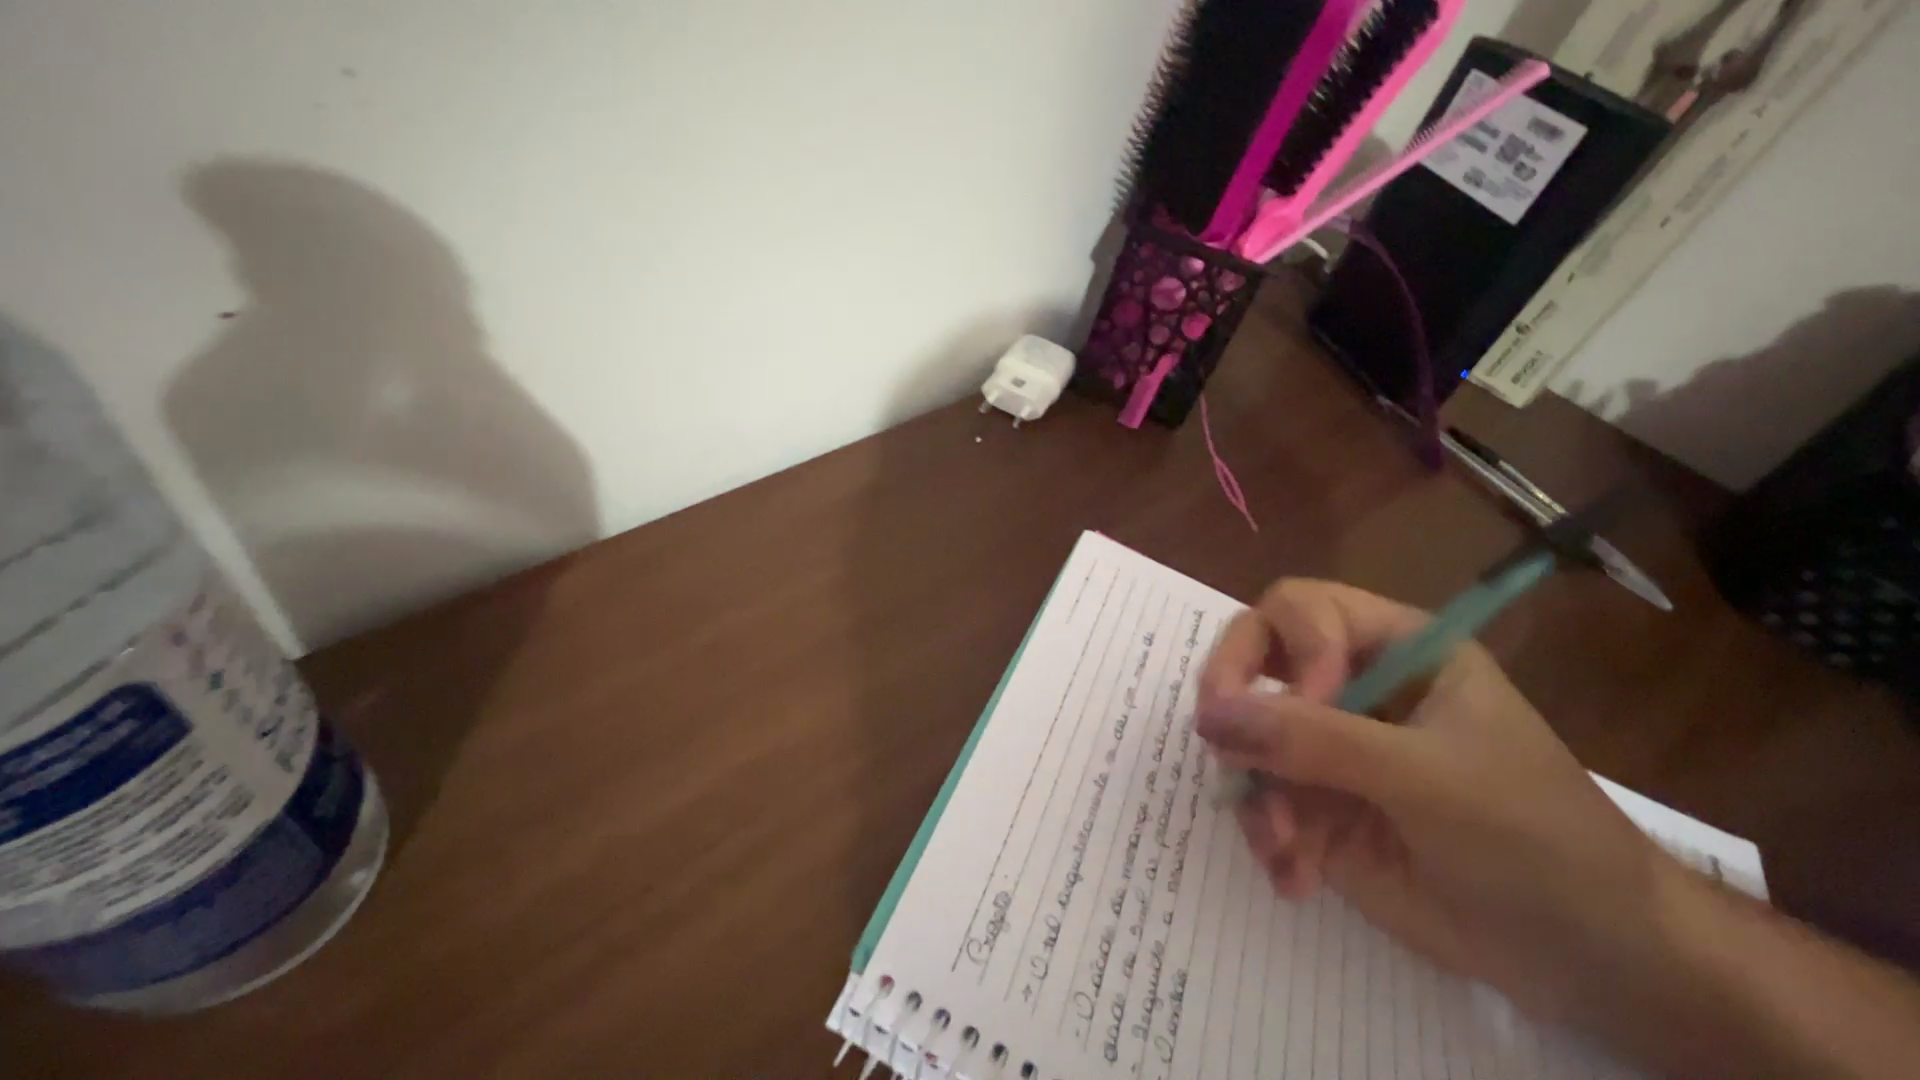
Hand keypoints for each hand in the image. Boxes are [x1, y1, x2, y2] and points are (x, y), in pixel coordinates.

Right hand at [1195, 578, 1668, 1018]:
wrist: (1588, 957)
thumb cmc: (1530, 835)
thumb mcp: (1424, 777)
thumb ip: (1313, 740)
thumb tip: (1207, 714)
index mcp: (1397, 649)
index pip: (1299, 610)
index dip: (1283, 649)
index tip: (1300, 708)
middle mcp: (1354, 689)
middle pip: (1255, 664)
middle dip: (1240, 715)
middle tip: (1226, 757)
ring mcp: (1332, 754)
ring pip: (1247, 741)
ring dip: (1254, 794)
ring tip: (1283, 846)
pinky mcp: (1320, 813)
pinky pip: (1260, 803)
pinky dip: (1266, 838)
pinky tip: (1295, 877)